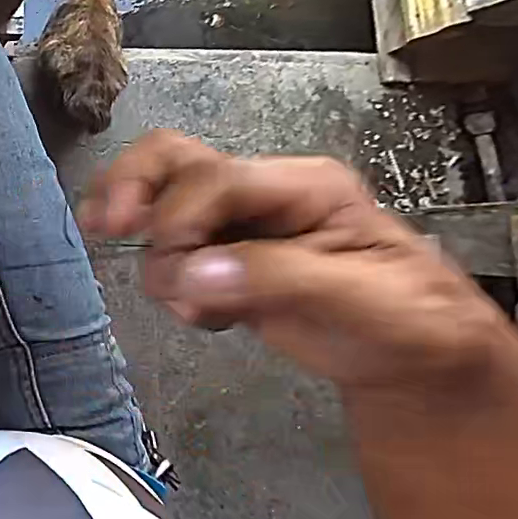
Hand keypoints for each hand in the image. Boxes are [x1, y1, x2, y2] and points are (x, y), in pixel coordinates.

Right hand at [80, 131, 517, 397]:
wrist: (413, 359)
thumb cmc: (411, 323)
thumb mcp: (365, 301)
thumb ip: (277, 280)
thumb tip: (191, 274)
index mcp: (302, 186)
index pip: (215, 178)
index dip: (181, 218)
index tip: (177, 271)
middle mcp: (259, 192)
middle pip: (171, 159)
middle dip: (130, 189)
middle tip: (105, 225)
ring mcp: (235, 223)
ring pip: (157, 201)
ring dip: (152, 251)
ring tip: (186, 303)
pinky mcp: (219, 255)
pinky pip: (165, 250)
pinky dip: (162, 277)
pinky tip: (195, 309)